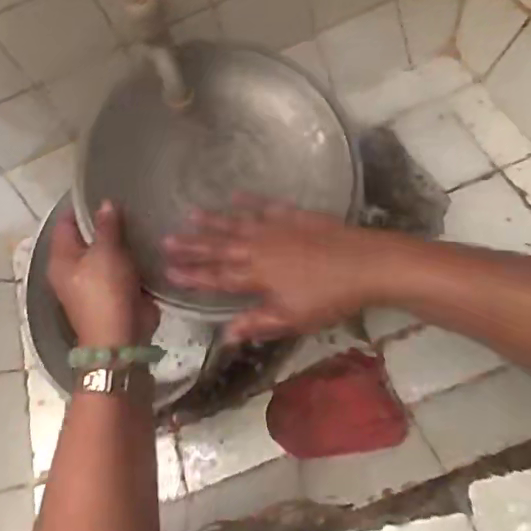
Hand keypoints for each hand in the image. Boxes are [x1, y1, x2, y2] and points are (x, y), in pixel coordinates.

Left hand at [49, 201, 158, 347]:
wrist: (121, 336)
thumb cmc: (105, 290)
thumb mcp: (105, 252)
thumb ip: (107, 226)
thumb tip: (105, 203)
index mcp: (62, 258)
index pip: (66, 222)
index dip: (81, 205)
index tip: (102, 188)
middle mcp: (74, 268)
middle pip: (88, 236)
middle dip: (106, 221)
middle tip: (129, 199)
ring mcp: (95, 280)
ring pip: (108, 251)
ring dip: (122, 238)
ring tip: (142, 214)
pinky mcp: (116, 290)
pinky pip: (123, 266)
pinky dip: (133, 255)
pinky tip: (149, 240)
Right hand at [163, 201, 398, 342]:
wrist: (364, 262)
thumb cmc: (329, 297)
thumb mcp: (293, 318)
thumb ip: (257, 323)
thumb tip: (224, 334)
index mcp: (257, 276)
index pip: (217, 277)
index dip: (193, 275)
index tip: (169, 270)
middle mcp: (260, 248)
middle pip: (220, 247)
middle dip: (193, 245)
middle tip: (166, 239)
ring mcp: (276, 228)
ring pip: (237, 224)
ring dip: (213, 221)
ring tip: (190, 214)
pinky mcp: (294, 215)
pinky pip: (265, 206)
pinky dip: (250, 202)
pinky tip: (236, 196)